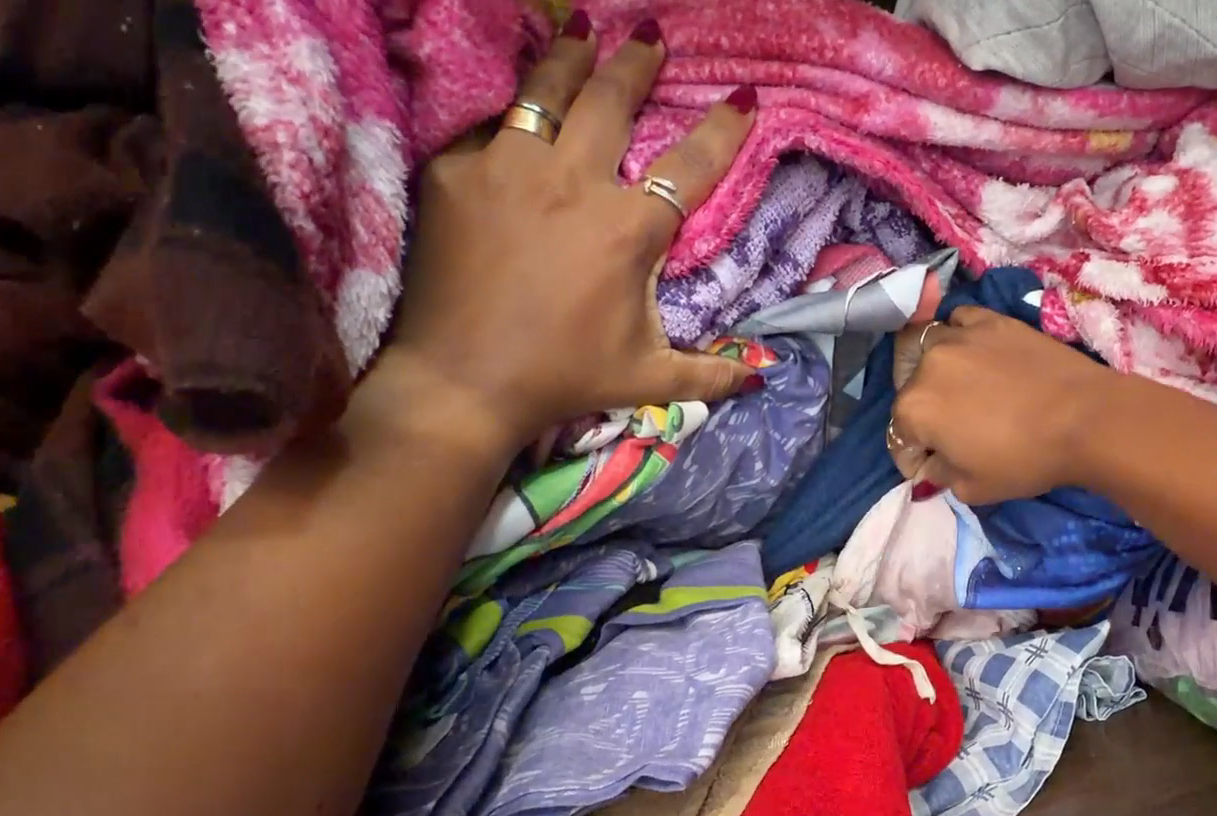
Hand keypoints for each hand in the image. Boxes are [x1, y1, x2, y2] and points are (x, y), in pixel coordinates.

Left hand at [372, 14, 759, 454]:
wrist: (464, 380)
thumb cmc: (567, 377)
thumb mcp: (652, 379)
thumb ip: (713, 373)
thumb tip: (762, 374)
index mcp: (629, 229)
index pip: (690, 165)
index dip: (722, 130)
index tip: (742, 98)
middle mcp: (573, 182)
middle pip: (611, 101)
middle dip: (636, 64)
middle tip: (649, 37)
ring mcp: (507, 168)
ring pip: (544, 91)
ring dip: (570, 56)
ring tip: (580, 27)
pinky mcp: (454, 174)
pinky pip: (488, 126)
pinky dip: (509, 112)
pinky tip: (516, 103)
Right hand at [887, 305, 1119, 504]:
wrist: (1086, 418)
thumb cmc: (1025, 459)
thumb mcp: (973, 489)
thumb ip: (940, 475)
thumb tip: (932, 463)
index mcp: (915, 409)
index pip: (898, 438)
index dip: (914, 460)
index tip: (932, 469)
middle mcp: (926, 365)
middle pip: (911, 393)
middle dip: (923, 415)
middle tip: (951, 432)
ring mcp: (959, 336)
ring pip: (929, 351)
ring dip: (936, 373)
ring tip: (960, 389)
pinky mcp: (991, 321)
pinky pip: (959, 323)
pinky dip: (960, 338)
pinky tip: (975, 353)